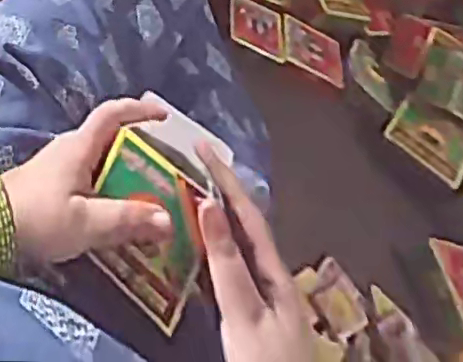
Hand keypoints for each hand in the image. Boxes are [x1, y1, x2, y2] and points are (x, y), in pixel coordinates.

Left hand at [3, 98, 173, 265]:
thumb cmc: (38, 215)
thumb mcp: (86, 222)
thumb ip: (126, 219)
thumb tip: (168, 219)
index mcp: (80, 146)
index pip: (112, 113)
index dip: (139, 109)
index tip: (165, 115)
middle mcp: (72, 148)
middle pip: (112, 137)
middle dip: (141, 148)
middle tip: (169, 167)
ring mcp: (62, 165)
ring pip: (103, 160)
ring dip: (128, 172)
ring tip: (154, 194)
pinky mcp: (56, 184)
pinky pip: (93, 177)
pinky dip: (113, 187)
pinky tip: (123, 212)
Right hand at [197, 144, 316, 361]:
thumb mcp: (244, 316)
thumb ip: (226, 260)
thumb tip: (207, 202)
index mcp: (275, 274)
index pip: (247, 214)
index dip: (224, 178)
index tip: (200, 146)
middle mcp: (272, 278)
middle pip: (244, 224)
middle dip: (219, 189)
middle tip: (189, 161)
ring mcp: (262, 298)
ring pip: (236, 244)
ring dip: (214, 214)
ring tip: (187, 188)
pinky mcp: (250, 315)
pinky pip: (228, 265)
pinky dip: (210, 244)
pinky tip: (194, 241)